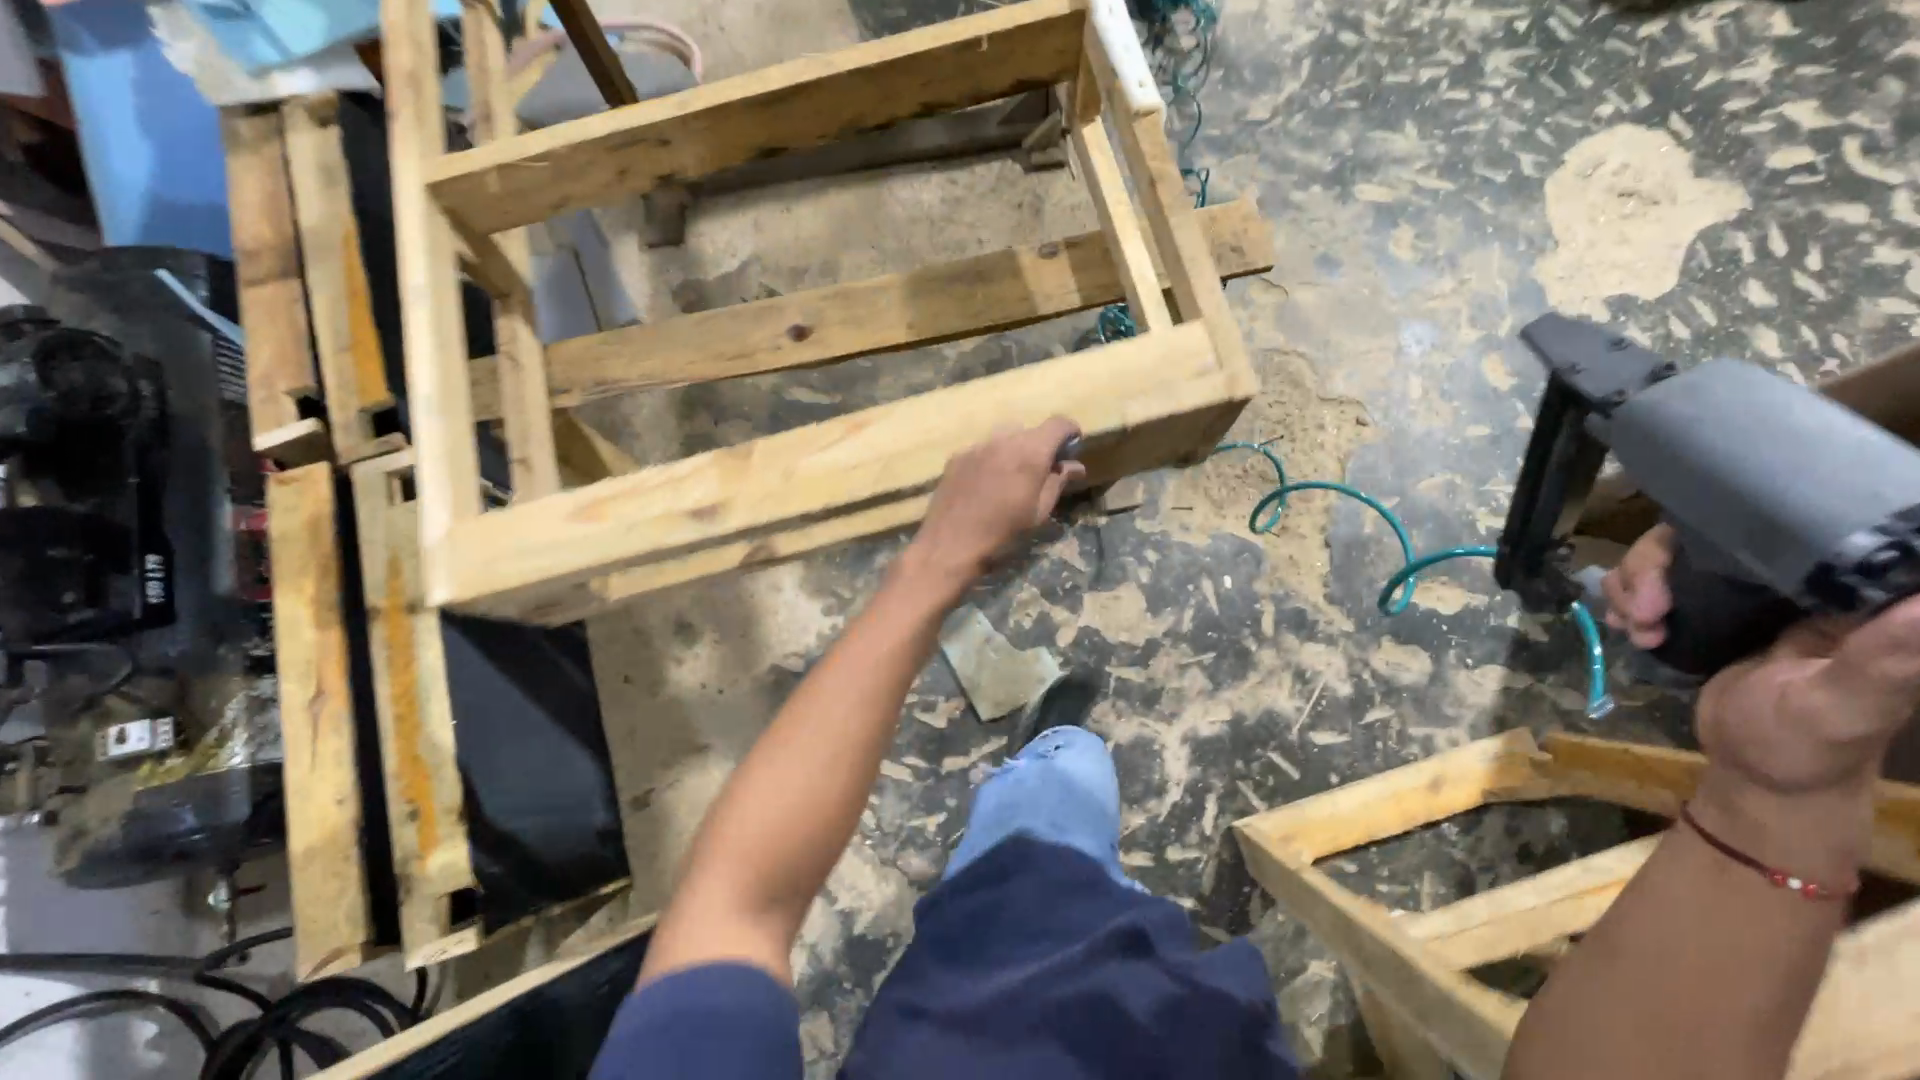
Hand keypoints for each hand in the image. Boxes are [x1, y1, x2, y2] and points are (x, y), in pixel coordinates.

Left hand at [898, 418, 1085, 599]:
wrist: (950, 545)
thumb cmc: (1003, 534)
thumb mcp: (1038, 512)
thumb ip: (1057, 482)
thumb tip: (1075, 466)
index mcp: (1030, 453)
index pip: (1058, 423)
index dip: (1070, 433)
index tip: (1071, 450)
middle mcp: (1003, 440)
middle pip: (1030, 430)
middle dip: (1041, 446)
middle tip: (1041, 472)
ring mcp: (976, 446)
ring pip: (1004, 436)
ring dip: (1015, 449)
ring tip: (1011, 478)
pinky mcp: (957, 456)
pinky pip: (982, 448)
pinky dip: (992, 458)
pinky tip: (985, 484)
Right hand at [1605, 526, 1919, 876]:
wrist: (1761, 778)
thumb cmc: (1810, 747)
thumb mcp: (1843, 706)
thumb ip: (1881, 657)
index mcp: (1841, 590)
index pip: (1773, 528)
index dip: (1714, 533)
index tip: (1675, 575)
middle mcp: (1789, 578)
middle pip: (1699, 533)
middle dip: (1652, 568)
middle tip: (1645, 613)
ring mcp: (1741, 591)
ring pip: (1664, 553)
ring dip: (1632, 586)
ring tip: (1639, 630)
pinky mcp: (1705, 607)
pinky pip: (1649, 579)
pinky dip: (1627, 599)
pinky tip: (1633, 630)